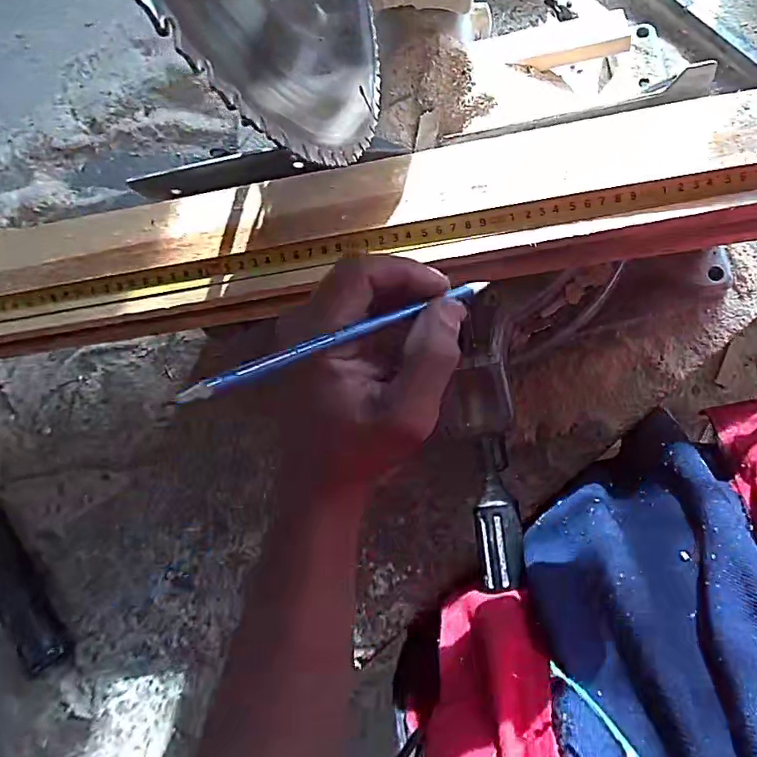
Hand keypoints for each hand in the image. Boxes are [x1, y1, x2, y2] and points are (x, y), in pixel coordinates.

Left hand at [246, 256, 466, 492]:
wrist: (320, 485)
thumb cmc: (361, 453)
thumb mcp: (409, 414)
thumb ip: (432, 358)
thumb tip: (451, 305)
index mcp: (318, 337)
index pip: (359, 273)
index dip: (407, 272)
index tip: (444, 291)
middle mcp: (304, 324)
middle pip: (360, 276)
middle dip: (409, 282)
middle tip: (447, 304)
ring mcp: (307, 331)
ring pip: (361, 288)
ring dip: (402, 296)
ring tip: (436, 319)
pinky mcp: (317, 340)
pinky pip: (358, 307)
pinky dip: (391, 311)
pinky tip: (414, 334)